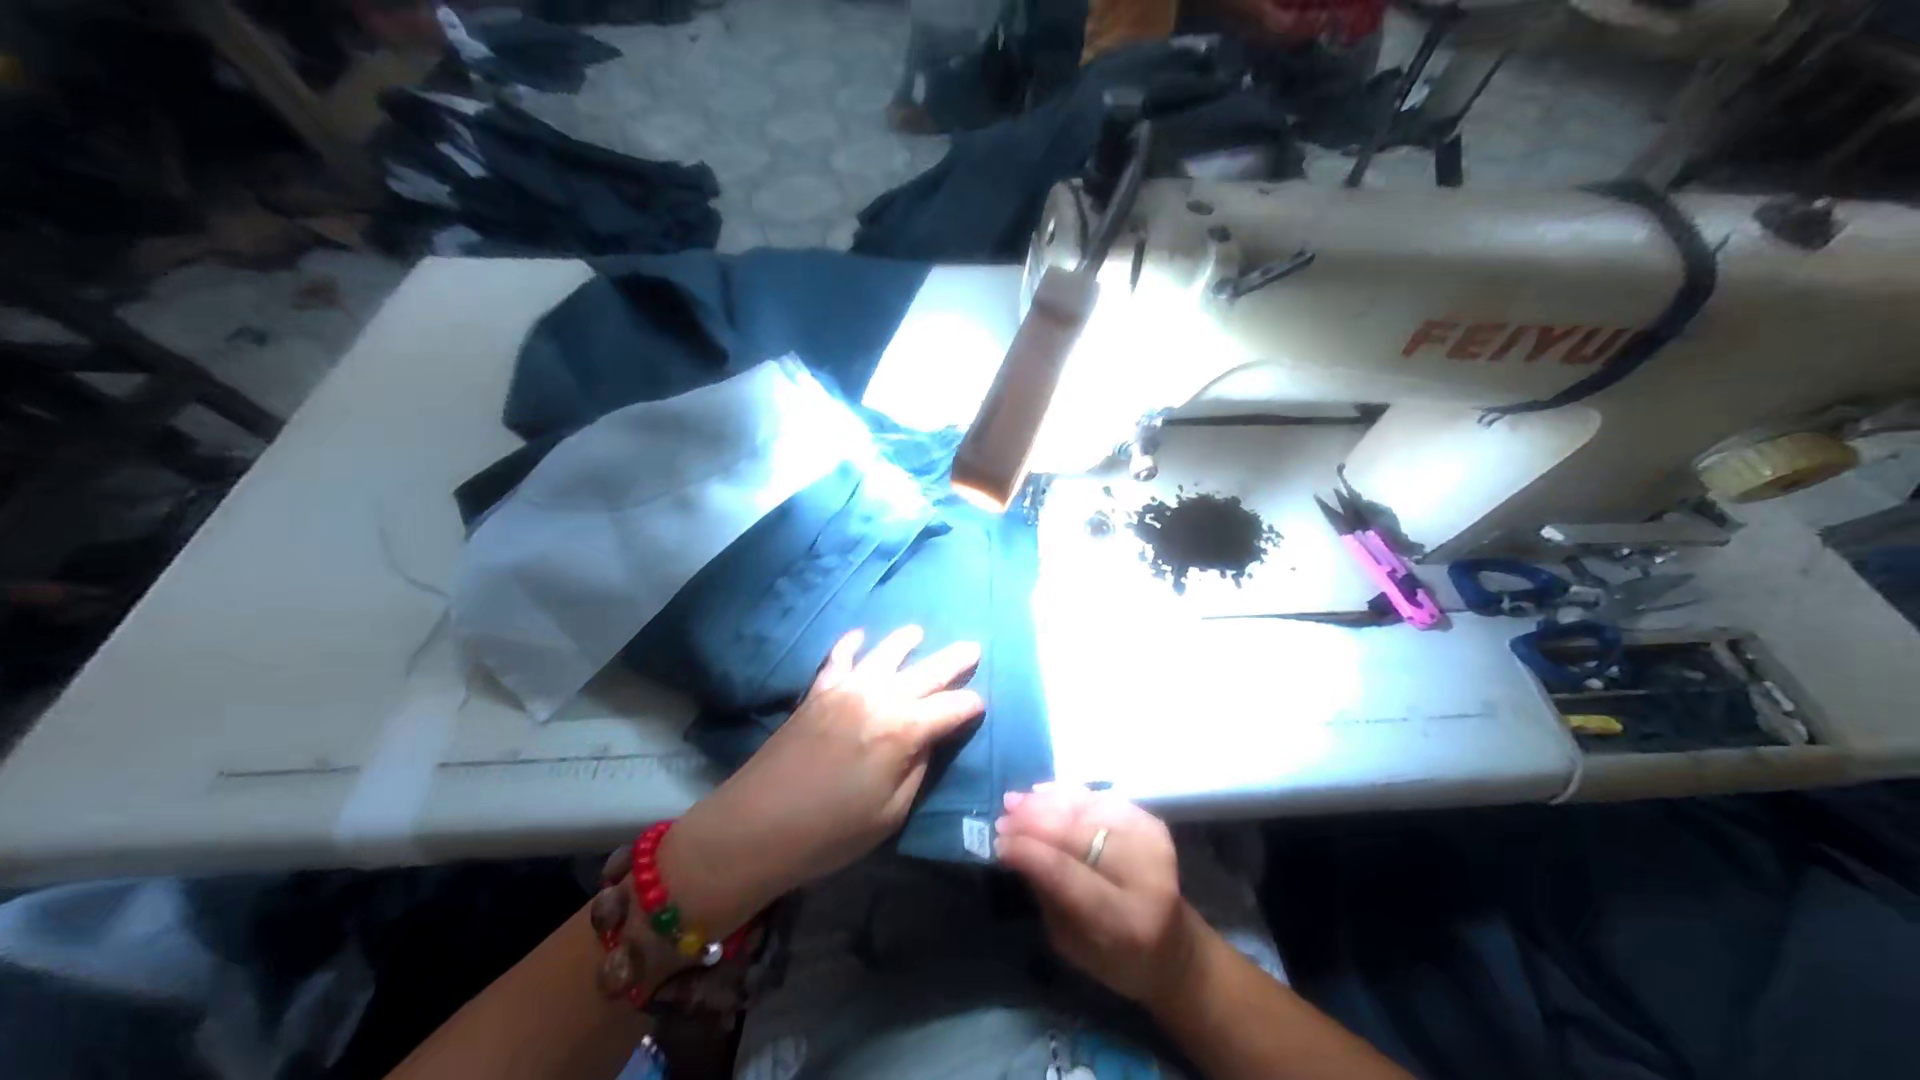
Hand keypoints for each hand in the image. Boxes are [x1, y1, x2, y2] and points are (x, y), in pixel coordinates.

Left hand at [666, 626, 984, 917]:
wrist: (755, 826)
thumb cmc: (830, 832)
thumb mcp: (890, 814)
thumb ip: (916, 770)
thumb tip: (927, 742)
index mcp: (901, 731)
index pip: (950, 708)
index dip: (970, 706)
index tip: (981, 707)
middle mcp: (877, 698)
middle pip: (925, 672)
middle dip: (953, 661)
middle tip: (973, 649)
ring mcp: (844, 690)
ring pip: (883, 654)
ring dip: (905, 642)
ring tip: (919, 633)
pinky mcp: (816, 693)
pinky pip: (838, 659)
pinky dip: (850, 644)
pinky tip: (859, 637)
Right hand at [994, 784, 1201, 1008]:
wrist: (1173, 949)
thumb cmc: (1114, 959)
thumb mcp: (1070, 943)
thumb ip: (1046, 893)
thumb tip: (1014, 845)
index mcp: (1124, 919)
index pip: (1066, 872)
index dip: (1028, 851)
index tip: (998, 842)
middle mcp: (1145, 875)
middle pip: (1077, 832)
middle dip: (1033, 821)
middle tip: (1003, 818)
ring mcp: (1153, 844)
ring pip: (1088, 808)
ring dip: (1047, 802)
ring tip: (1016, 802)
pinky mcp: (1154, 825)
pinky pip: (1102, 799)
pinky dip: (1069, 794)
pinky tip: (1042, 793)